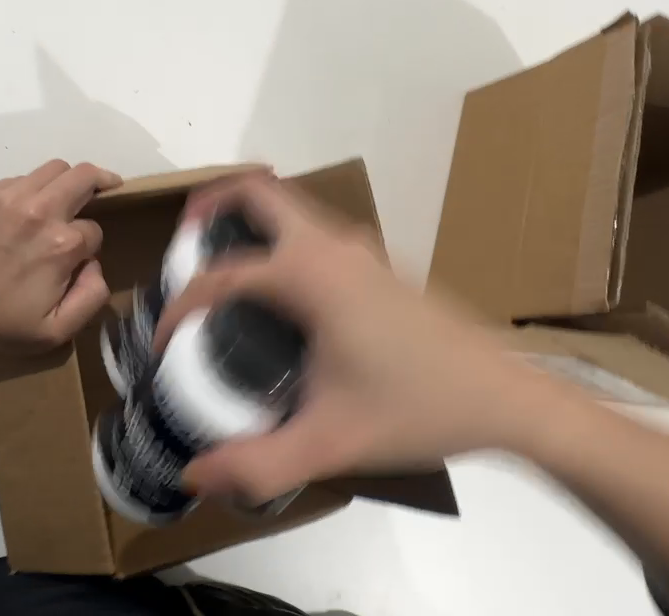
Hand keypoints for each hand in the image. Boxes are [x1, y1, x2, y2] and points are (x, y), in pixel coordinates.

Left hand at [0, 160, 120, 355]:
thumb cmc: (1, 326)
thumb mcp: (57, 331)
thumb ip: (92, 296)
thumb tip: (95, 263)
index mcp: (61, 244)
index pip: (94, 228)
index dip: (91, 243)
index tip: (79, 257)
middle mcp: (40, 210)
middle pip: (84, 175)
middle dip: (100, 181)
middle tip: (105, 190)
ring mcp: (10, 197)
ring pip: (56, 168)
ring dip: (68, 181)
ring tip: (65, 198)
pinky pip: (23, 177)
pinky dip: (35, 188)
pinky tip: (26, 210)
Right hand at [155, 173, 579, 503]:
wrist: (506, 397)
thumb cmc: (416, 408)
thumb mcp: (332, 441)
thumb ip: (258, 463)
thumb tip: (194, 475)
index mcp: (308, 274)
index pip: (221, 274)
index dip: (181, 304)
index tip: (162, 341)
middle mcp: (329, 245)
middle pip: (257, 192)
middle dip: (211, 207)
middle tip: (182, 247)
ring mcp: (358, 247)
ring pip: (288, 206)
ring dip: (247, 219)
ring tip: (220, 267)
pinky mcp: (377, 261)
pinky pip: (311, 228)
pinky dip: (278, 236)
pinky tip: (281, 296)